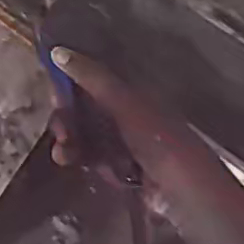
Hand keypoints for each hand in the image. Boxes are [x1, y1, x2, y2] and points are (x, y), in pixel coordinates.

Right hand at [45, 49, 242, 231]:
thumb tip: (56, 49)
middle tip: (60, 133)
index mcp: (134, 95)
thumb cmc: (159, 140)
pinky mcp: (124, 169)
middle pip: (85, 111)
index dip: (70, 88)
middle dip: (67, 121)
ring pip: (87, 136)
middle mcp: (130, 116)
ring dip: (71, 143)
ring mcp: (128, 144)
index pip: (92, 84)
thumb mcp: (124, 103)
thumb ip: (91, 78)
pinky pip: (95, 159)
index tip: (54, 98)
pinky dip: (85, 160)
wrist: (188, 193)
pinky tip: (81, 165)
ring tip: (64, 156)